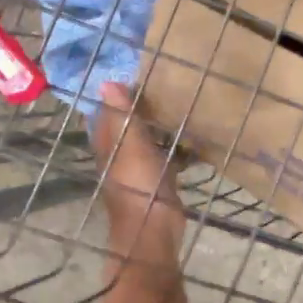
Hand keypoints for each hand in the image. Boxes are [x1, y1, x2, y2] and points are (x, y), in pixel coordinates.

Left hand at [89, 83, 185, 252]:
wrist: (153, 230)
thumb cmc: (140, 187)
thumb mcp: (132, 147)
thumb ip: (123, 117)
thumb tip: (107, 82)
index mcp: (109, 144)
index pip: (109, 110)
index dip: (121, 92)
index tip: (143, 72)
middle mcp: (121, 153)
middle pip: (130, 123)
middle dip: (145, 105)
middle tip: (168, 83)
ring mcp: (140, 167)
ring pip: (149, 137)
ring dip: (162, 123)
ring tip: (184, 102)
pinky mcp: (160, 178)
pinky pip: (167, 154)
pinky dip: (178, 144)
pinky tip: (195, 136)